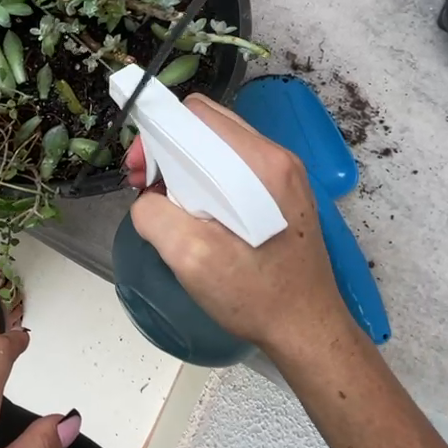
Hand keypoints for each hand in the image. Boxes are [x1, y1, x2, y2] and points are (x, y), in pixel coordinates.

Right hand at [125, 93, 350, 356]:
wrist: (307, 332)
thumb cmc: (254, 294)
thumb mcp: (188, 255)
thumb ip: (153, 212)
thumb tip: (149, 198)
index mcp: (259, 163)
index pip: (195, 115)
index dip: (156, 133)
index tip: (139, 169)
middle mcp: (276, 158)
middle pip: (204, 125)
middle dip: (165, 148)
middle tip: (144, 184)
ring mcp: (282, 176)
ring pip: (215, 146)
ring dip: (182, 166)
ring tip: (166, 201)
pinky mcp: (280, 194)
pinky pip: (230, 167)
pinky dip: (203, 180)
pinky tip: (193, 212)